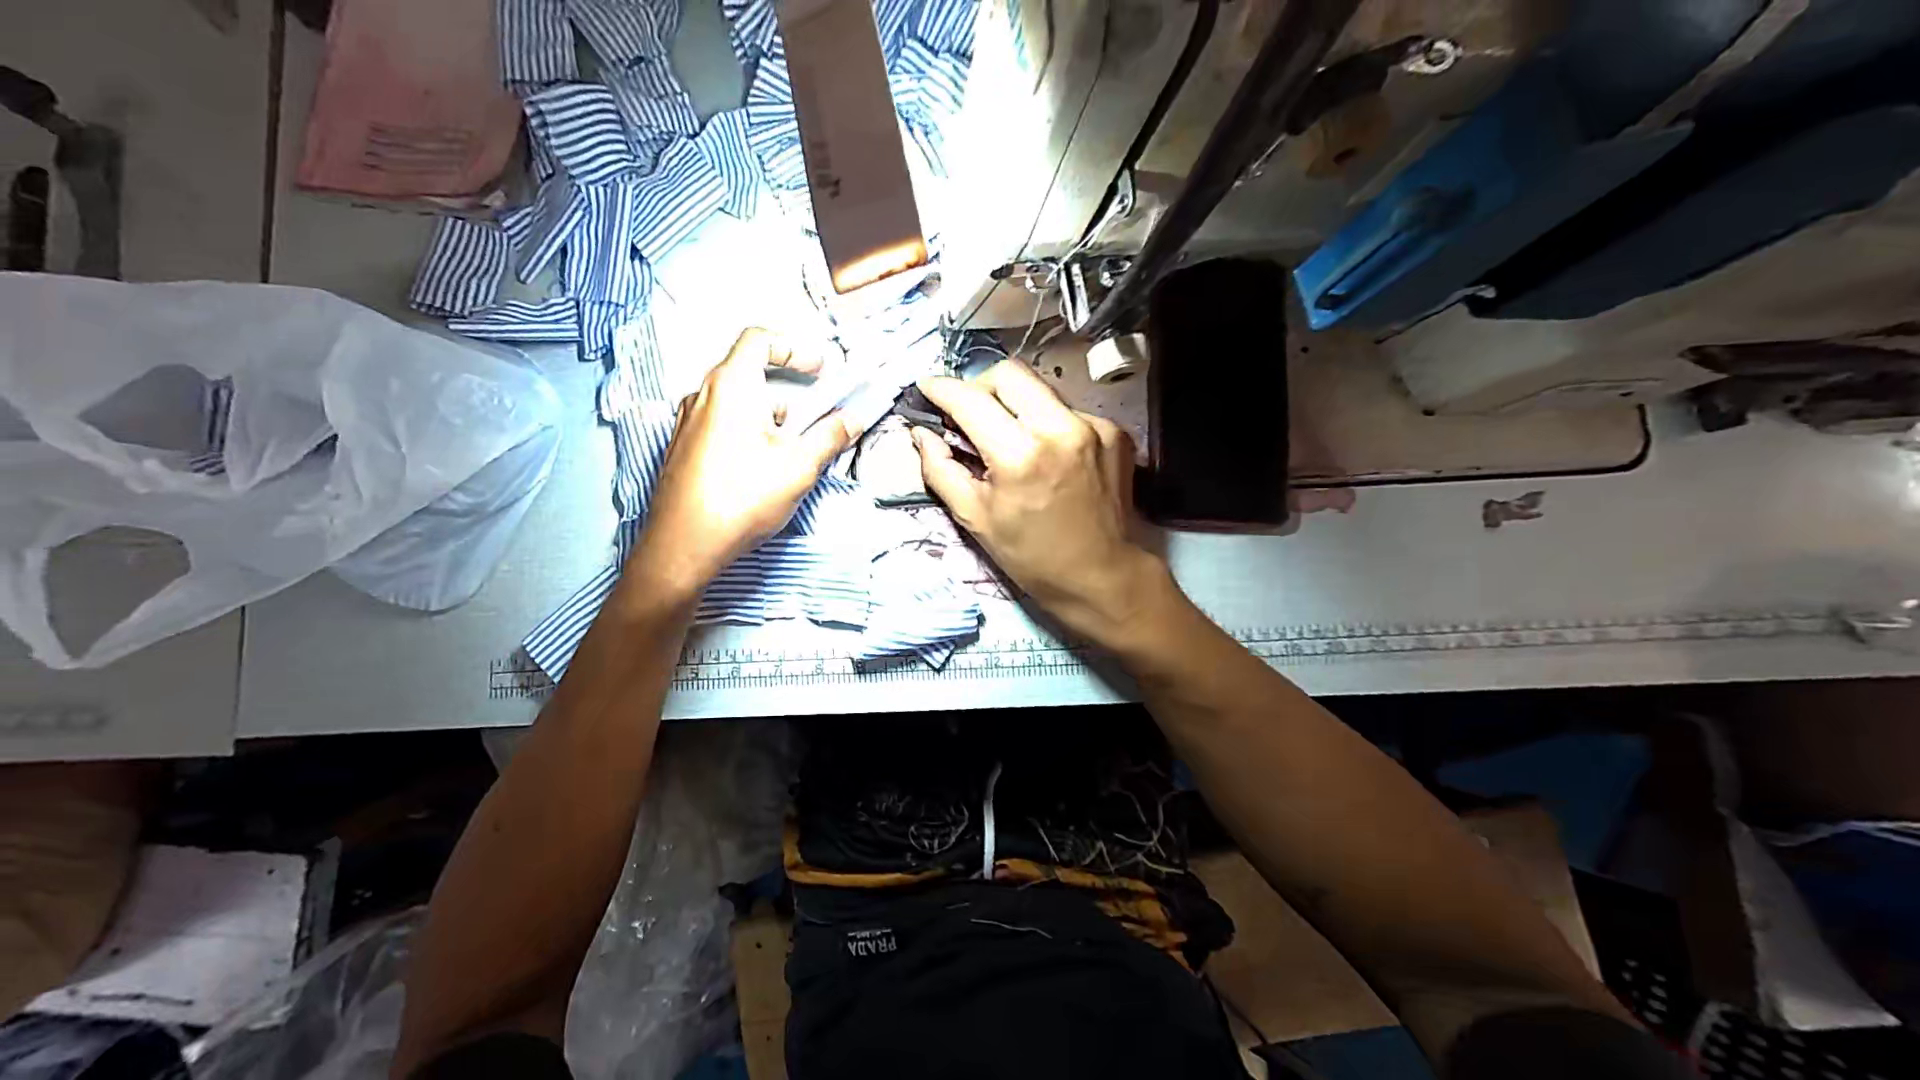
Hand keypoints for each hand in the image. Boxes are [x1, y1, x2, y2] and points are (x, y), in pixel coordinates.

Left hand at [628, 329, 857, 599]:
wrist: (684, 544)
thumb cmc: (736, 500)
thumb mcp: (799, 465)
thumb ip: (830, 436)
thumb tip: (851, 420)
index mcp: (730, 386)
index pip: (759, 340)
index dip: (794, 349)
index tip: (817, 369)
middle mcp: (703, 397)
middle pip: (749, 373)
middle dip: (788, 390)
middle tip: (814, 413)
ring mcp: (688, 424)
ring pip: (735, 403)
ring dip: (768, 416)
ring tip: (791, 448)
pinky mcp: (684, 450)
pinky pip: (720, 426)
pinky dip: (747, 434)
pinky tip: (762, 468)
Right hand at [913, 360, 1168, 641]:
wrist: (1103, 576)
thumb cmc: (1032, 556)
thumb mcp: (976, 519)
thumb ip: (941, 470)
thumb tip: (921, 433)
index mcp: (1019, 456)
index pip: (970, 400)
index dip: (942, 389)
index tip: (928, 388)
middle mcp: (1060, 430)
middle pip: (1009, 374)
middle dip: (980, 386)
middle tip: (969, 412)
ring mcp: (1094, 427)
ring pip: (1041, 390)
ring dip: (1016, 405)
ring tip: (1011, 439)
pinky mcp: (1116, 432)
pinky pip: (1068, 411)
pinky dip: (1048, 425)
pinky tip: (1048, 455)